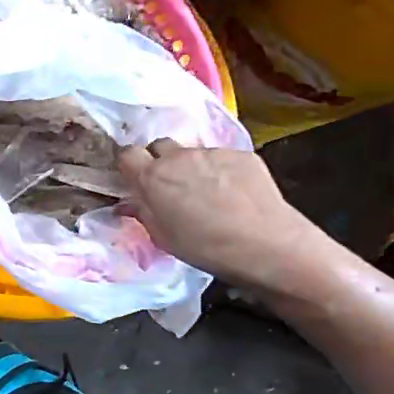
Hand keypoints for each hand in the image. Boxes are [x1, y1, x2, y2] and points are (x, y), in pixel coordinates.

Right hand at [118, 140, 332, 295]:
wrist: (265, 244)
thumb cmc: (204, 247)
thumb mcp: (163, 238)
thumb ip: (143, 214)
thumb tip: (128, 204)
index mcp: (153, 177)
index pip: (128, 154)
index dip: (130, 165)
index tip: (136, 179)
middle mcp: (179, 157)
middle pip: (160, 146)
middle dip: (161, 161)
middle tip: (170, 185)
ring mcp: (212, 152)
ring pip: (193, 153)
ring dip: (193, 167)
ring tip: (209, 194)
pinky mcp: (242, 154)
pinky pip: (222, 158)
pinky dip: (221, 171)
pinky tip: (233, 194)